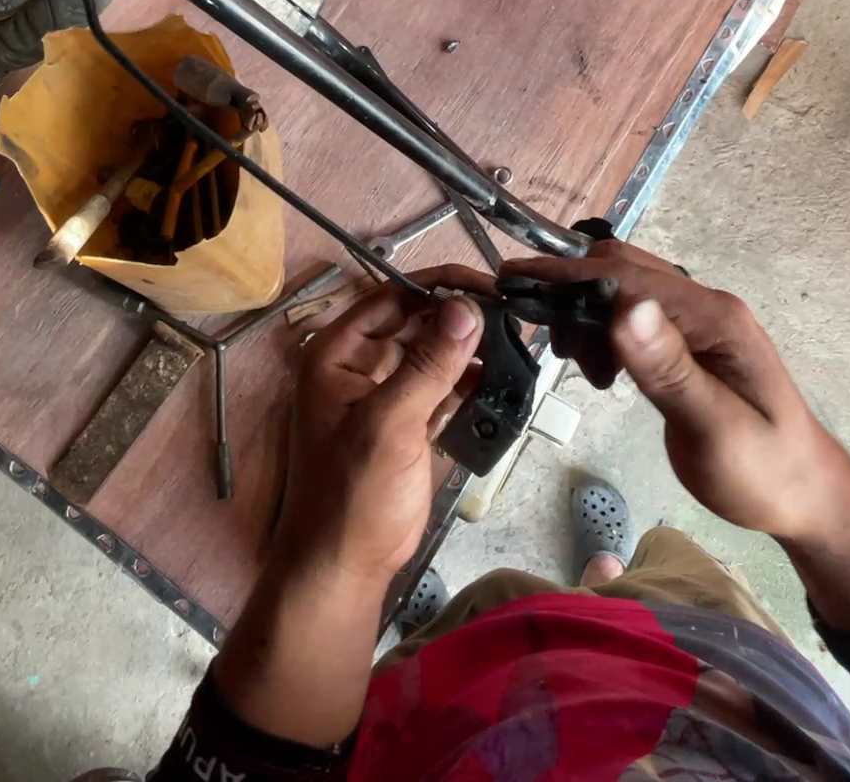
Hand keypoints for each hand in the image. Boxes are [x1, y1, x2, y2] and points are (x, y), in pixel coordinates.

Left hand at [214, 266, 487, 748]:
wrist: (344, 565)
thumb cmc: (353, 492)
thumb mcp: (389, 423)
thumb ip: (428, 365)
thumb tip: (467, 308)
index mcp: (337, 354)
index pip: (389, 298)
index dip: (435, 286)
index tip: (484, 283)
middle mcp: (357, 366)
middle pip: (413, 323)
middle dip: (457, 316)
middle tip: (509, 309)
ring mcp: (383, 395)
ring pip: (430, 354)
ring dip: (466, 347)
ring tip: (513, 338)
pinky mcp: (407, 423)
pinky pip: (439, 387)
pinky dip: (466, 380)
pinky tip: (500, 376)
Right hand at [503, 241, 849, 544]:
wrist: (805, 498)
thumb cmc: (762, 472)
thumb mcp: (715, 427)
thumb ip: (668, 368)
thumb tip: (625, 308)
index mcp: (713, 318)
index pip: (628, 276)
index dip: (568, 275)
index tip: (514, 278)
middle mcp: (704, 307)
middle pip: (622, 271)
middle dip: (571, 291)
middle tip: (541, 332)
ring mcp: (696, 324)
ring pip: (622, 292)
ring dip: (586, 315)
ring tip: (579, 364)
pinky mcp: (685, 345)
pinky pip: (631, 320)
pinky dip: (602, 334)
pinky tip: (602, 372)